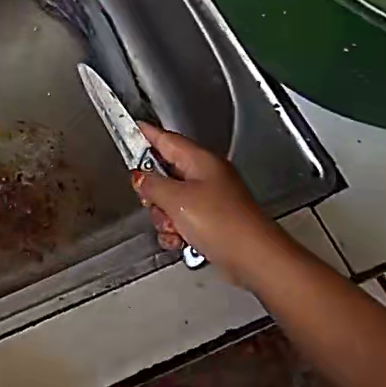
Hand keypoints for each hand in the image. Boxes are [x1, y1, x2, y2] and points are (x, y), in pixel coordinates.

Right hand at [130, 124, 286, 274]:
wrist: (252, 257)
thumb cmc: (225, 223)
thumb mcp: (176, 199)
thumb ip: (151, 185)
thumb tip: (140, 178)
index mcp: (200, 161)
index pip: (166, 139)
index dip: (146, 134)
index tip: (132, 129)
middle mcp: (206, 176)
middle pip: (165, 174)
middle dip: (154, 192)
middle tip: (154, 202)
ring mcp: (209, 199)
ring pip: (170, 201)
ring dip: (164, 217)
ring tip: (174, 227)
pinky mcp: (211, 221)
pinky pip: (181, 221)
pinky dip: (176, 231)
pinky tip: (181, 240)